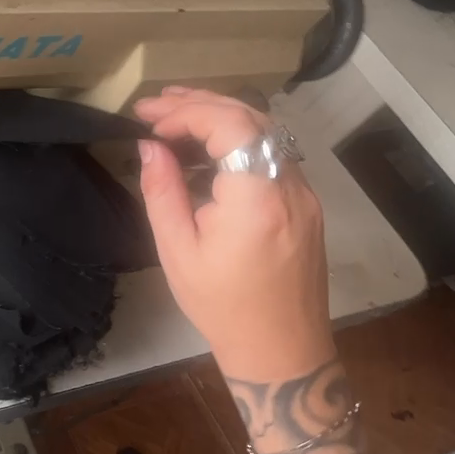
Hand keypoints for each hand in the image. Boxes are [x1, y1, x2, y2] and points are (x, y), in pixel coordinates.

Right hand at [135, 87, 333, 381]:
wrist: (281, 350)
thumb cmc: (221, 305)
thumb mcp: (177, 250)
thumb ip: (162, 190)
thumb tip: (149, 146)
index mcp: (257, 199)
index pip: (230, 125)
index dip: (188, 112)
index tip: (150, 120)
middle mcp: (290, 187)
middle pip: (251, 118)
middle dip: (200, 103)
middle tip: (154, 105)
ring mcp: (304, 194)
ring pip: (265, 132)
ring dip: (220, 115)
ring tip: (174, 114)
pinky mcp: (305, 203)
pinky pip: (272, 153)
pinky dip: (237, 138)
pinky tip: (205, 146)